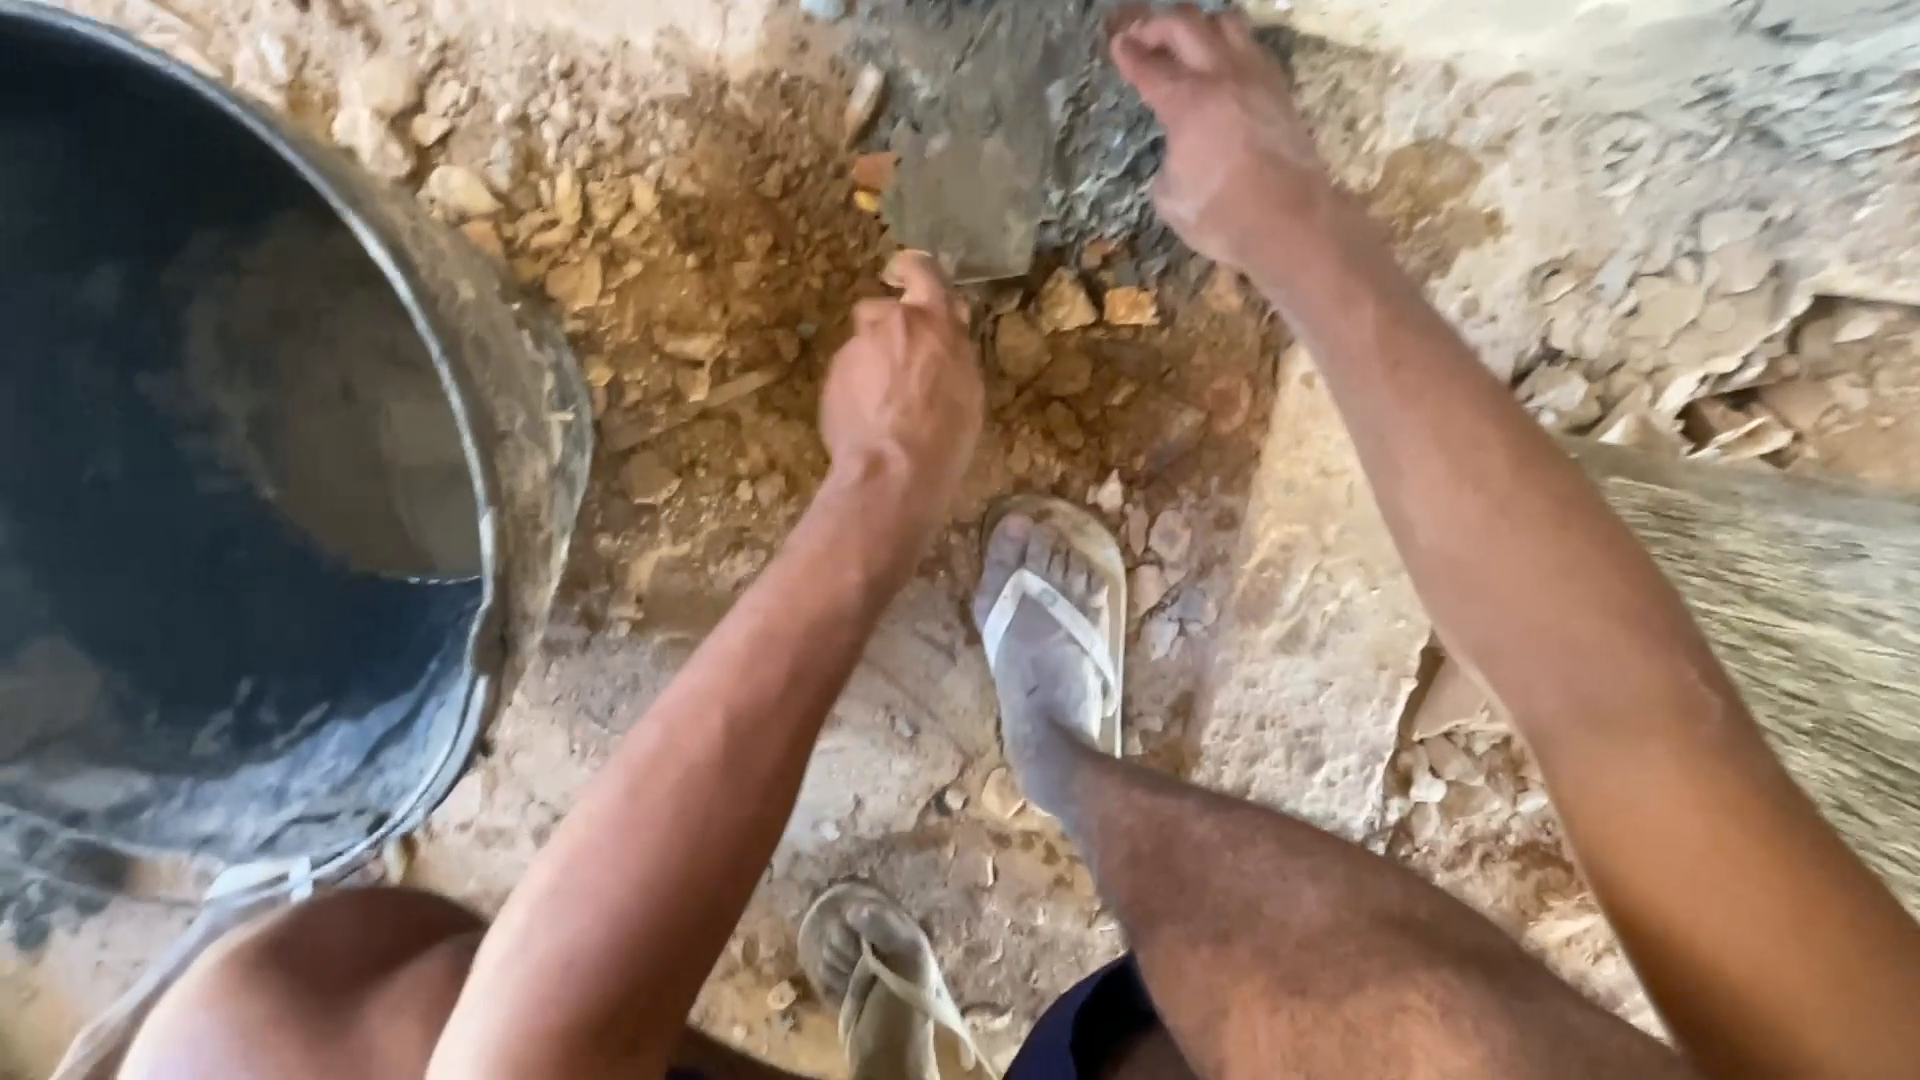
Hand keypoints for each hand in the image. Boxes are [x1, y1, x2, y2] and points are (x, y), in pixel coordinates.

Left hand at [819, 251, 983, 523]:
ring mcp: (856, 348)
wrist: (894, 467)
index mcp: (933, 320)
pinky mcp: (833, 375)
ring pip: (861, 343)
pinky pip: (846, 373)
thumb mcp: (968, 387)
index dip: (910, 269)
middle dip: (887, 330)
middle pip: (881, 310)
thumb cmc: (947, 433)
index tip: (901, 274)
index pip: (922, 270)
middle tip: (900, 364)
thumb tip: (946, 331)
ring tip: (882, 401)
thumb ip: (952, 349)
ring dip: (870, 361)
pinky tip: (866, 419)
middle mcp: (892, 324)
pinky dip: (855, 388)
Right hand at [1109, 5, 1330, 271]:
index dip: (1129, 53)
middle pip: (1186, 25)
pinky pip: (1251, 47)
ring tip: (1186, 41)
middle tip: (1140, 33)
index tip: (1117, 42)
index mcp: (1186, 103)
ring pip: (1226, 22)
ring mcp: (1256, 77)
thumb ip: (1168, 162)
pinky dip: (1229, 44)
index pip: (1149, 67)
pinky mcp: (1280, 89)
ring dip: (1199, 24)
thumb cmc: (1221, 216)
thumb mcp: (1171, 197)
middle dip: (1156, 24)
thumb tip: (1178, 152)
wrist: (1289, 221)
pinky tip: (1222, 63)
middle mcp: (1222, 76)